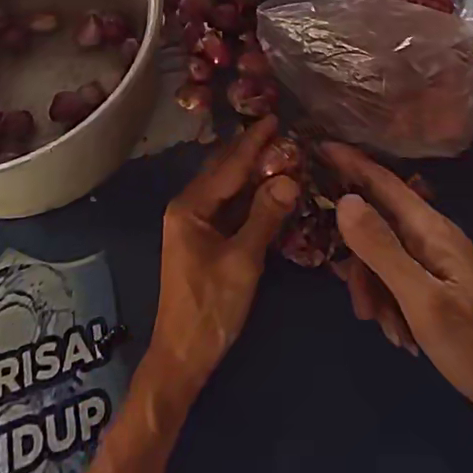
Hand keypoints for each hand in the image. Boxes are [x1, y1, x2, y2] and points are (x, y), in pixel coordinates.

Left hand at [146, 115, 300, 394]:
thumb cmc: (210, 307)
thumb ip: (265, 217)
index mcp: (189, 206)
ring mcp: (194, 223)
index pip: (228, 167)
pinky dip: (249, 197)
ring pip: (227, 189)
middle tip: (281, 132)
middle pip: (223, 171)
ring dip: (251, 174)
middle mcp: (187, 206)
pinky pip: (229, 208)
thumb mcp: (243, 261)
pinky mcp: (203, 239)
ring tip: (280, 154)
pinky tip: (269, 190)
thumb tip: (289, 179)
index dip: (253, 142)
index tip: (274, 118)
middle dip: (251, 152)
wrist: (183, 354)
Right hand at [321, 143, 472, 472]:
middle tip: (356, 301)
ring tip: (386, 329)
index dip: (348, 161)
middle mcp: (433, 238)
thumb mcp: (424, 302)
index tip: (314, 146)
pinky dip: (391, 305)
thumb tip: (343, 199)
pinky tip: (401, 336)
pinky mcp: (440, 289)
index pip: (382, 181)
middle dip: (358, 259)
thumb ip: (381, 249)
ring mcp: (438, 264)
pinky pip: (398, 281)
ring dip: (375, 290)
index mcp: (432, 230)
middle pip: (376, 224)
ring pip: (383, 257)